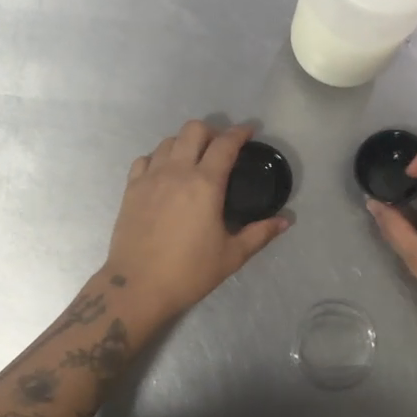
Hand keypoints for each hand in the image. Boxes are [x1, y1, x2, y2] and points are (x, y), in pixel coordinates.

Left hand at [106, 120, 291, 321]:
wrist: (138, 286)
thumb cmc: (190, 272)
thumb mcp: (232, 255)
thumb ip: (260, 233)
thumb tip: (285, 221)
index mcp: (205, 184)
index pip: (225, 144)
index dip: (240, 133)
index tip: (250, 131)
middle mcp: (176, 172)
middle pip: (193, 130)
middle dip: (211, 131)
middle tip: (221, 147)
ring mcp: (150, 178)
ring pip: (168, 141)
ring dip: (185, 142)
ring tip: (194, 158)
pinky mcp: (131, 189)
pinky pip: (145, 159)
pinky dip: (158, 157)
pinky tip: (165, 172)